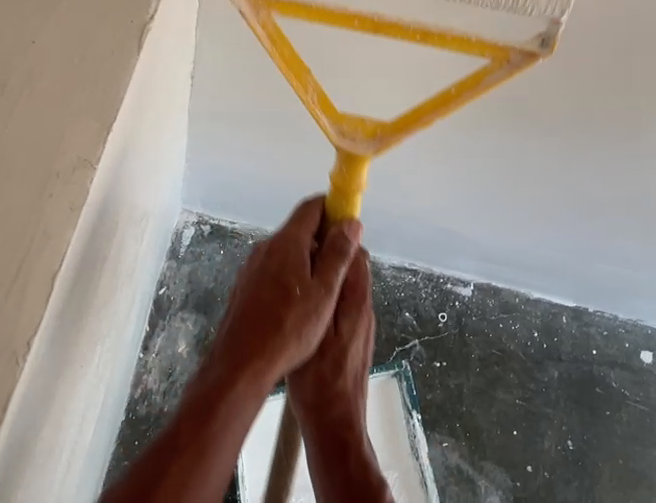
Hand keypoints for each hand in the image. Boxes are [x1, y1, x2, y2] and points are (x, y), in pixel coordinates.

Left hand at [205, 196, 361, 390]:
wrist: (239, 363)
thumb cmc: (288, 329)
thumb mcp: (324, 293)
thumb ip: (338, 254)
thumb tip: (351, 222)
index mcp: (286, 242)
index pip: (312, 207)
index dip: (334, 209)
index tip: (350, 227)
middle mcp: (266, 246)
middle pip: (300, 228)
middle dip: (324, 239)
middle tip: (343, 267)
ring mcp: (253, 265)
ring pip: (288, 250)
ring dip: (309, 259)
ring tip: (325, 290)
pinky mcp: (246, 284)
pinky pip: (275, 267)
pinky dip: (292, 274)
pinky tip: (299, 304)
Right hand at [287, 246, 375, 439]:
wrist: (334, 425)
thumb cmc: (319, 379)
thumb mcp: (317, 330)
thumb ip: (329, 287)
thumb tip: (340, 245)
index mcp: (356, 300)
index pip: (354, 250)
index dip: (334, 234)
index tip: (307, 230)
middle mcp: (363, 306)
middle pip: (349, 264)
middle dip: (325, 252)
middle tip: (294, 255)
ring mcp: (358, 323)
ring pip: (342, 283)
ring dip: (322, 273)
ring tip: (292, 277)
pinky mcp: (351, 336)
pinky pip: (339, 302)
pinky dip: (322, 294)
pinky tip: (300, 305)